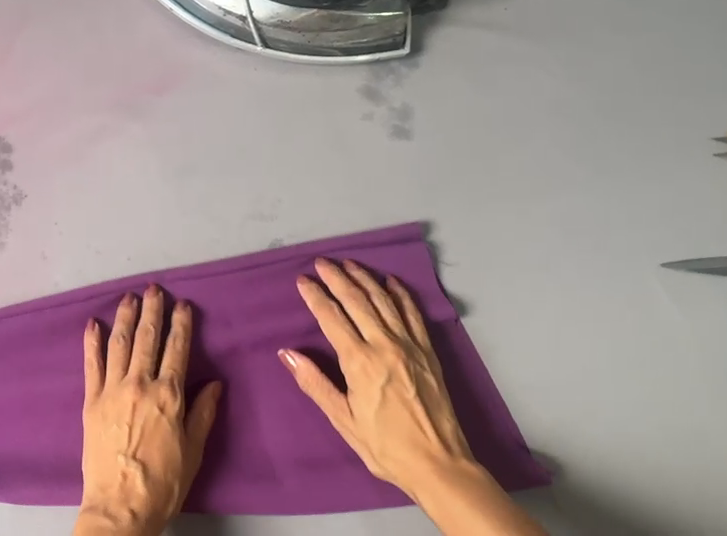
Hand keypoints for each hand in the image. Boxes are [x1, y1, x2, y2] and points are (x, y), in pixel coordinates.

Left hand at [74, 285, 222, 535]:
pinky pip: (91, 364)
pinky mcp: (91, 401)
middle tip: (154, 288)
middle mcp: (141, 384)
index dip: (181, 324)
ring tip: (128, 297)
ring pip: (119, 343)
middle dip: (152, 310)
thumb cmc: (163, 483)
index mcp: (169, 395)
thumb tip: (215, 383)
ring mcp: (112, 390)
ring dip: (124, 317)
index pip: (177, 349)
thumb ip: (203, 413)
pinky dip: (92, 342)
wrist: (120, 508)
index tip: (183, 305)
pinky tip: (93, 324)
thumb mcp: (193, 451)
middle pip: (148, 338)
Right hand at [283, 259, 545, 534]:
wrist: (439, 464)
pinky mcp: (428, 351)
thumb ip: (315, 384)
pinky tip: (390, 281)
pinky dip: (400, 294)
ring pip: (383, 300)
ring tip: (349, 263)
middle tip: (322, 262)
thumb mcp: (344, 421)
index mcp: (359, 361)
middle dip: (336, 277)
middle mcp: (384, 344)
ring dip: (364, 278)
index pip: (331, 317)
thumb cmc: (386, 447)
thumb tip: (286, 353)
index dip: (315, 295)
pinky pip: (413, 313)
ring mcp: (409, 345)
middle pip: (356, 300)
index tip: (303, 280)